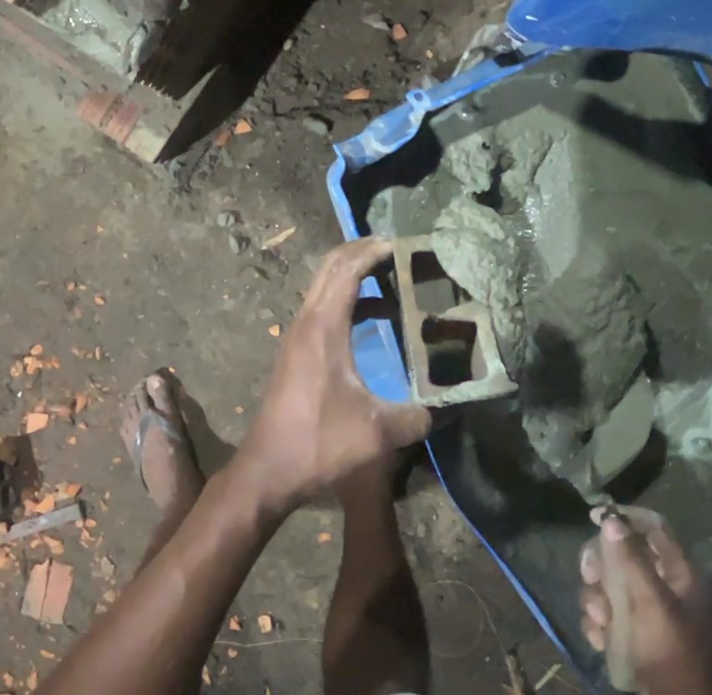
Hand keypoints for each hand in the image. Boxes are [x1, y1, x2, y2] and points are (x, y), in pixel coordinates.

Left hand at [237, 237, 431, 507]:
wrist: (268, 470)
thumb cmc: (318, 443)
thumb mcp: (378, 432)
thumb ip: (417, 416)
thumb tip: (444, 408)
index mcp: (323, 328)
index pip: (346, 269)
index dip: (372, 250)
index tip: (401, 242)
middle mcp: (306, 323)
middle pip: (330, 268)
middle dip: (362, 252)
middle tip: (398, 250)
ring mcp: (298, 337)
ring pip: (325, 288)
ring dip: (355, 277)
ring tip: (394, 279)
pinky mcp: (296, 354)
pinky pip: (323, 310)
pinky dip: (348, 302)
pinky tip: (376, 319)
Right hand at [580, 506, 711, 694]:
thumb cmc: (671, 651)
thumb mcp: (651, 603)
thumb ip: (632, 560)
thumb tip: (611, 521)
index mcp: (686, 576)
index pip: (656, 529)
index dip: (626, 517)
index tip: (594, 515)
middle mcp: (672, 589)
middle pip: (628, 556)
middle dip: (603, 565)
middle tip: (589, 575)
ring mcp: (655, 614)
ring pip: (615, 586)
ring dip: (599, 598)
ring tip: (600, 620)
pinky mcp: (641, 635)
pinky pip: (613, 614)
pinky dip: (602, 622)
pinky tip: (600, 638)